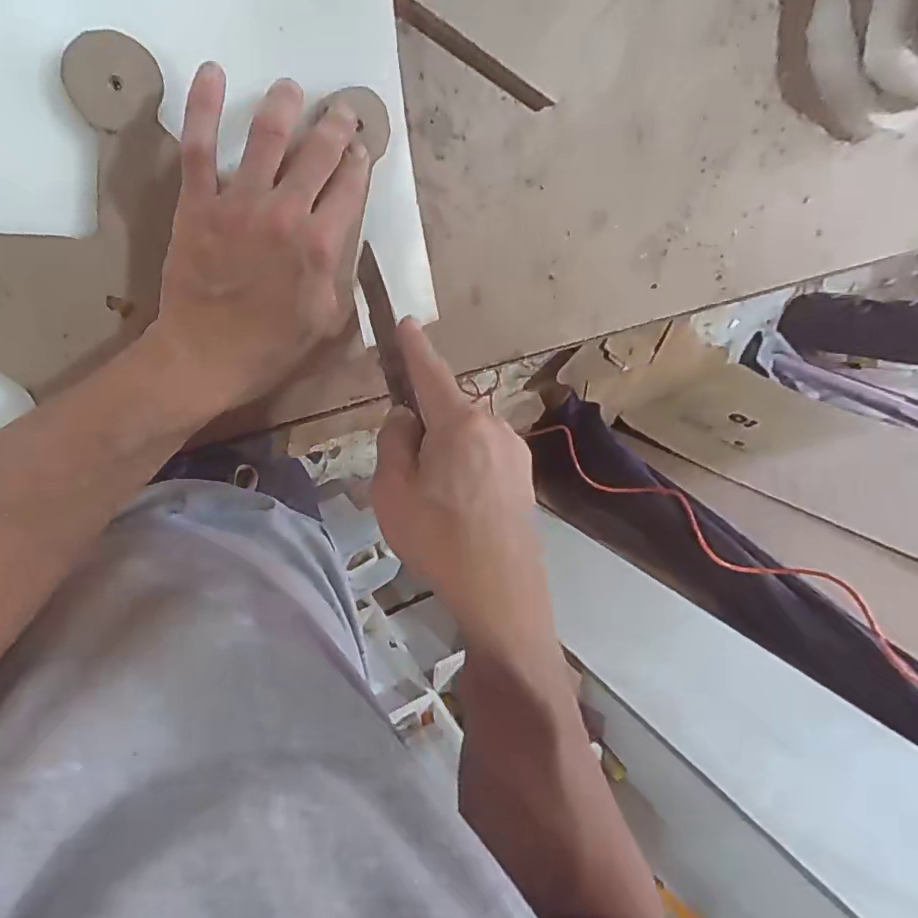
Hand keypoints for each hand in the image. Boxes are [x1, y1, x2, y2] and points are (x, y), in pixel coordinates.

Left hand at [148, 63, 372, 409]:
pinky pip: (200, 147)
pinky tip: (213, 72)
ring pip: (268, 137)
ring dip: (284, 105)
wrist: (204, 357)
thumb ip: (340, 274)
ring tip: (291, 88)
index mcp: (321, 243)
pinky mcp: (198, 203)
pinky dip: (205, 107)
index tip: (362, 149)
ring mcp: (239, 203)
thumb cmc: (270, 348)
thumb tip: (344, 240)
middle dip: (336, 126)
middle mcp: (286, 212)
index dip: (360, 161)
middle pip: (319, 153)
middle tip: (341, 111)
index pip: (351, 185)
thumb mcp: (327, 321)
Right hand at [372, 320, 557, 662]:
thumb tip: (406, 419)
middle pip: (448, 409)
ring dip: (443, 448)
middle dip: (423, 421)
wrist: (503, 595)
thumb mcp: (393, 492)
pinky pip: (483, 455)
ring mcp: (515, 452)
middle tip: (402, 467)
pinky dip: (462, 465)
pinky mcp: (524, 478)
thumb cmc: (440, 541)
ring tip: (429, 497)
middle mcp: (493, 427)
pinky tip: (455, 506)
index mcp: (460, 424)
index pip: (430, 374)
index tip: (404, 322)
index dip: (413, 348)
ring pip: (466, 435)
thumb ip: (394, 443)